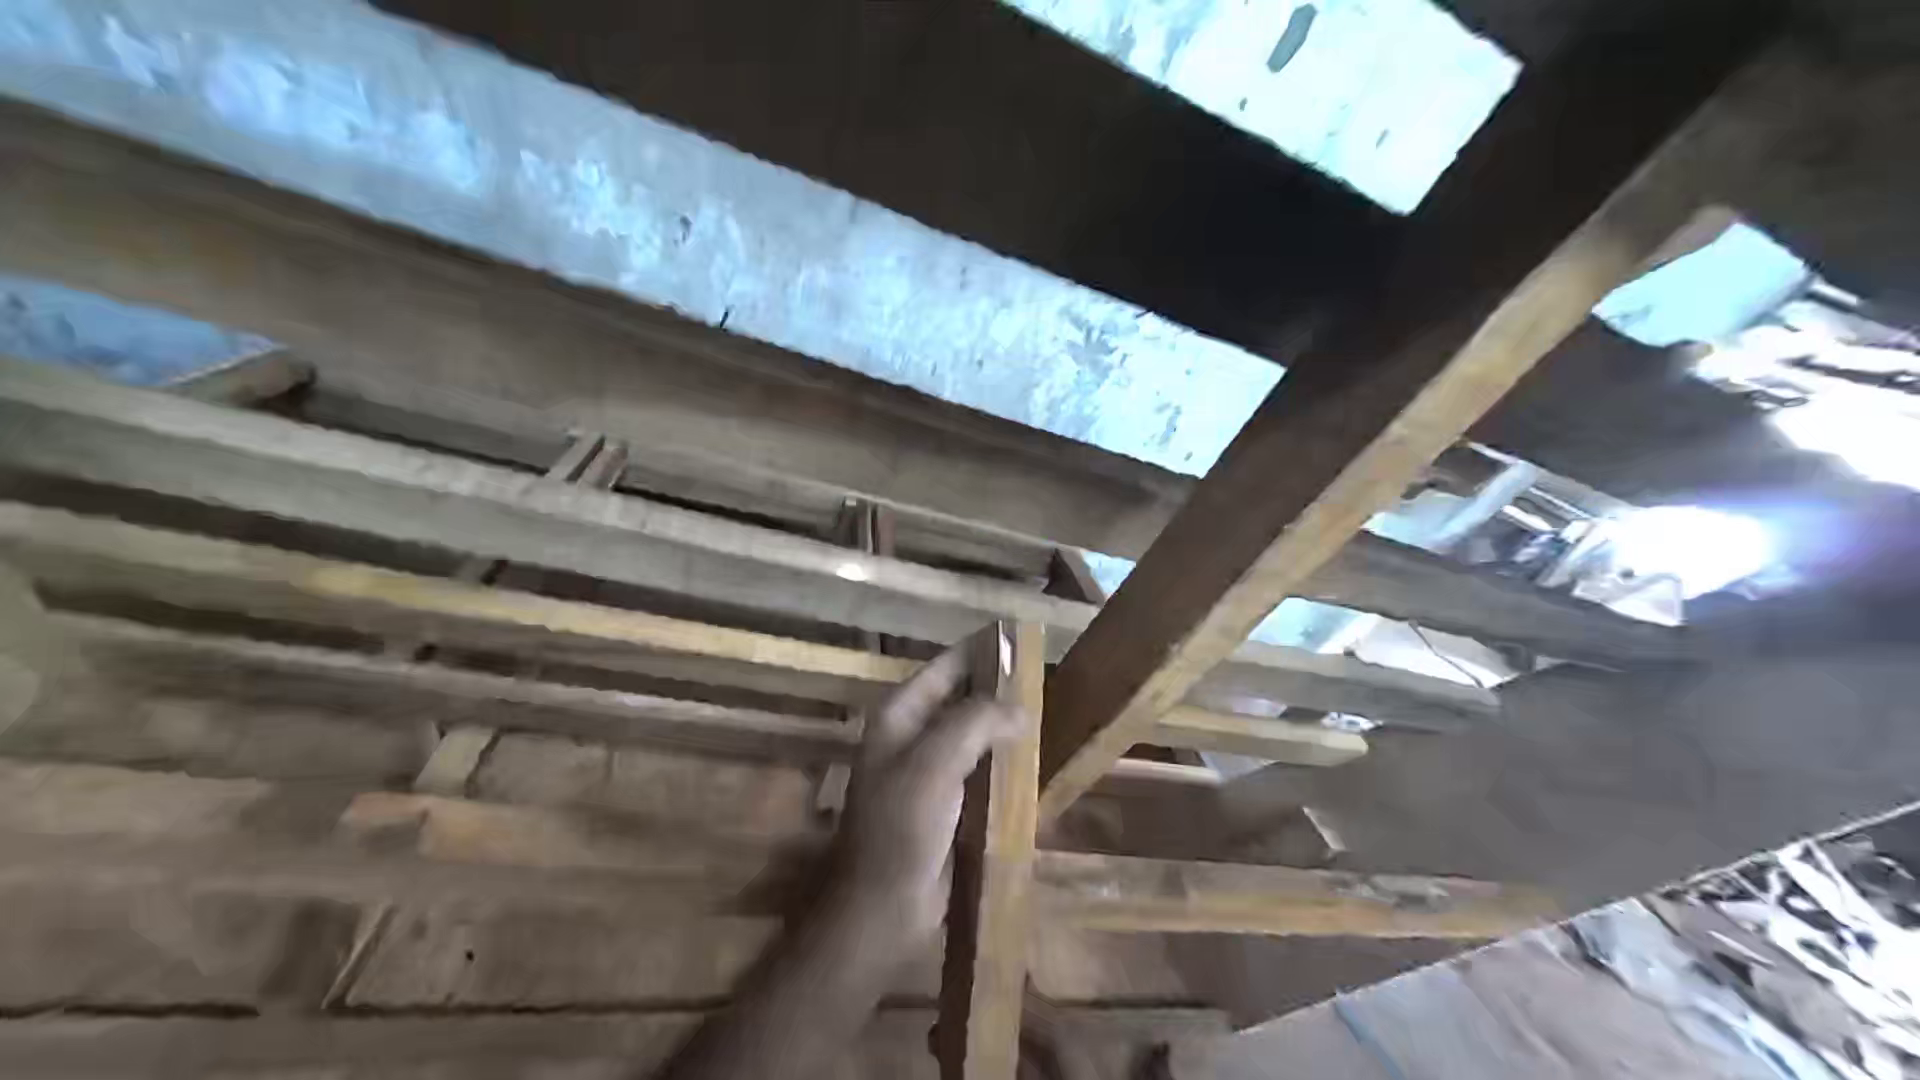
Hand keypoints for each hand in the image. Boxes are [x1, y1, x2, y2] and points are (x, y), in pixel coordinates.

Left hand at [834, 644, 1024, 934]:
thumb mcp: (936, 762)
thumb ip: (976, 721)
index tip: (1025, 642)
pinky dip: (1002, 759)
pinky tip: (1033, 758)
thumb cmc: (903, 825)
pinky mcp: (945, 800)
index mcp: (901, 713)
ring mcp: (928, 768)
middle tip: (1047, 681)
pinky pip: (979, 767)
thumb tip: (1018, 706)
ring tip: (1049, 713)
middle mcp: (913, 733)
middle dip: (999, 689)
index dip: (982, 651)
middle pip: (962, 697)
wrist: (884, 904)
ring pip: (973, 733)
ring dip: (1003, 726)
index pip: (946, 665)